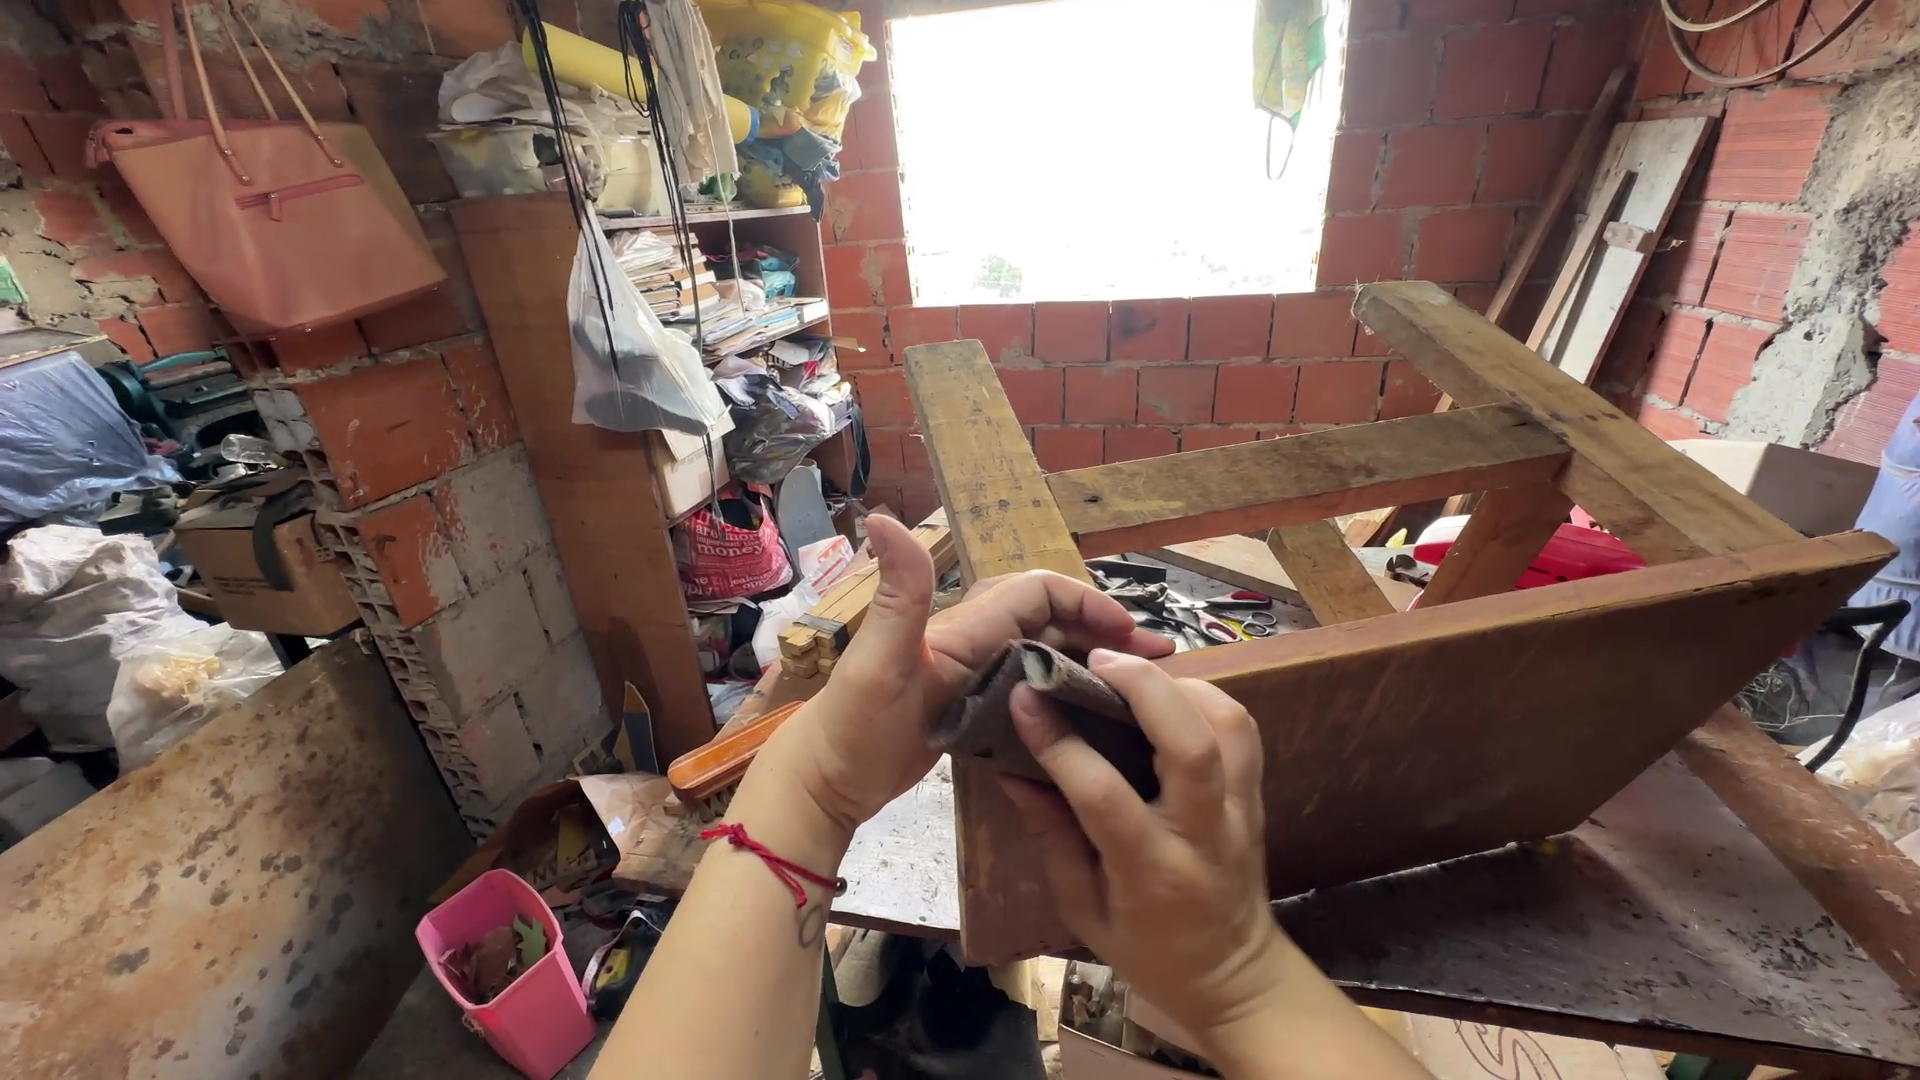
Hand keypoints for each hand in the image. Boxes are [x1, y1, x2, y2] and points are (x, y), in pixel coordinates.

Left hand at [761, 514, 1172, 834]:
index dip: (1085, 600)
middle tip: (1154, 657)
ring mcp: (974, 674)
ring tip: (1136, 680)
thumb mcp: (878, 661)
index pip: (1037, 593)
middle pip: (1049, 617)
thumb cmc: (853, 725)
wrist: (827, 777)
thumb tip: (882, 516)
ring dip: (1090, 654)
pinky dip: (1065, 684)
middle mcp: (973, 641)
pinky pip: (1031, 681)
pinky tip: (1089, 708)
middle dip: (1102, 626)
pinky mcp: (974, 706)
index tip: (1128, 631)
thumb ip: (897, 593)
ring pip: (1044, 648)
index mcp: (963, 628)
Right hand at [1001, 650, 1284, 1041]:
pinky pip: (1241, 728)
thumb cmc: (1150, 951)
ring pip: (1229, 724)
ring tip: (1131, 673)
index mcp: (1153, 871)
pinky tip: (1167, 696)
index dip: (1060, 741)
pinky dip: (1205, 697)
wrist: (1235, 978)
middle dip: (1142, 688)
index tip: (1025, 699)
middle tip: (1094, 659)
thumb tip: (1012, 771)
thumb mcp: (1083, 910)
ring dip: (1179, 685)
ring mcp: (1241, 810)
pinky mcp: (1256, 795)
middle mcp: (1205, 833)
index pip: (1104, 794)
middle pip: (1190, 744)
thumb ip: (1051, 836)